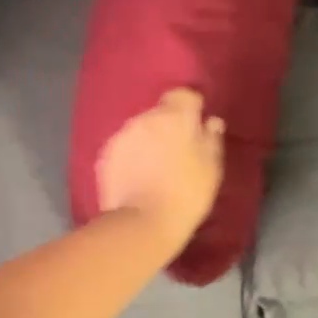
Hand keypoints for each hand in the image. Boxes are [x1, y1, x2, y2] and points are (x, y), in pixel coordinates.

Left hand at [96, 89, 225, 256]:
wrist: (143, 222)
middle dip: (167, 126)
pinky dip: (130, 155)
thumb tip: (211, 121)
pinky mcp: (106, 154)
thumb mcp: (211, 168)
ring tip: (154, 166)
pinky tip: (136, 176)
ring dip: (147, 140)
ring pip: (139, 129)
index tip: (195, 125)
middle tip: (176, 151)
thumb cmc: (187, 194)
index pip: (183, 94)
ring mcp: (122, 135)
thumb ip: (212, 139)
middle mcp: (145, 118)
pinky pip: (123, 147)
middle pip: (159, 113)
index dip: (190, 108)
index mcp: (176, 116)